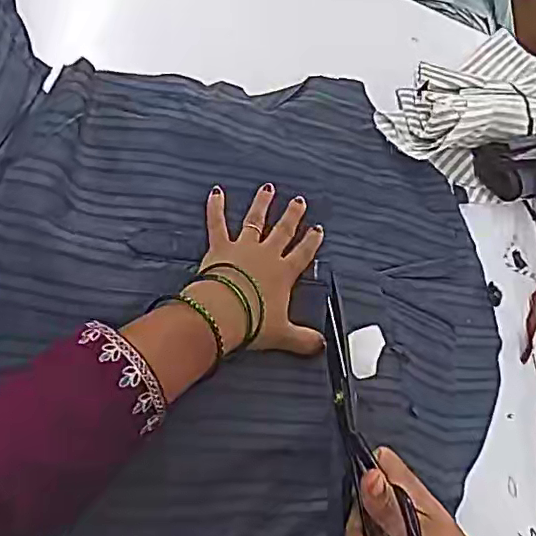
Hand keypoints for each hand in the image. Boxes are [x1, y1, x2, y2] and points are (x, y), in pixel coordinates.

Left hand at [200, 184, 325, 355]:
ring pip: (256, 221)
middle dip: (293, 215)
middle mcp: (267, 255)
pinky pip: (217, 223)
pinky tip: (216, 192)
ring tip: (267, 189)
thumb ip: (303, 339)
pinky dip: (215, 207)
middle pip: (284, 231)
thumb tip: (319, 346)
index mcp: (284, 274)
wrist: (225, 313)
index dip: (311, 241)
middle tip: (299, 202)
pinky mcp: (220, 247)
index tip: (317, 230)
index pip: (303, 253)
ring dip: (262, 204)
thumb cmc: (252, 322)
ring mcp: (243, 248)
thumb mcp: (283, 334)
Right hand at [346, 447, 517, 535]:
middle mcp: (407, 509)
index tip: (364, 504)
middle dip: (359, 528)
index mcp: (414, 493)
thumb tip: (371, 473)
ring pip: (364, 532)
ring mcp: (401, 535)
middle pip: (364, 502)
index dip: (365, 476)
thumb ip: (388, 506)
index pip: (380, 462)